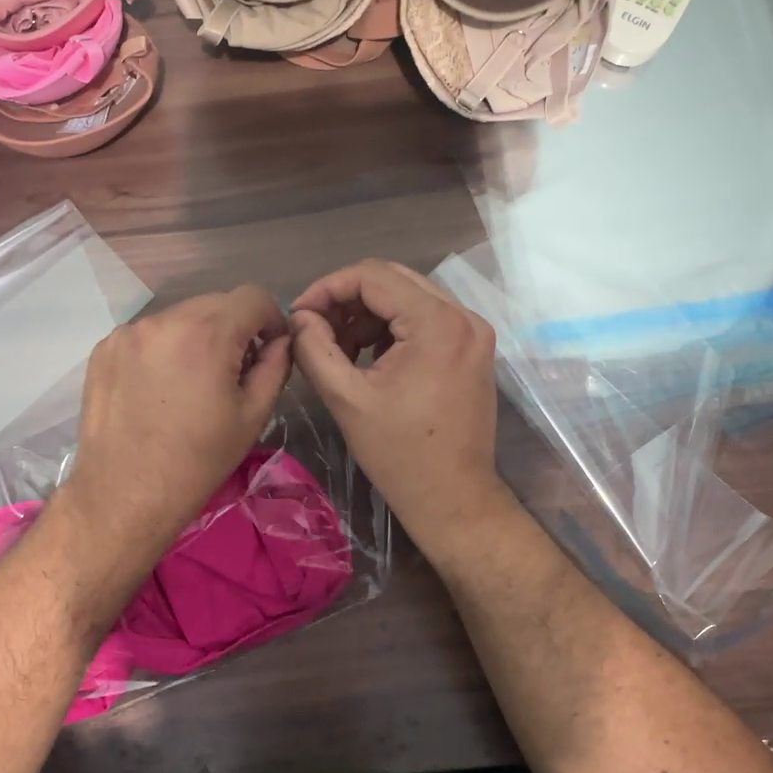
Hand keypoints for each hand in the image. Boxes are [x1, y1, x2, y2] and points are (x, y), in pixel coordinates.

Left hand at [61, 284, 291, 548]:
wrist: (125, 496)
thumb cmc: (198, 462)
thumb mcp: (252, 417)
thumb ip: (275, 367)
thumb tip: (280, 341)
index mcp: (206, 334)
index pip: (253, 297)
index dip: (270, 320)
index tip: (268, 350)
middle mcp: (164, 320)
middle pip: (214, 303)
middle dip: (232, 329)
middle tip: (232, 372)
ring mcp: (128, 333)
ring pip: (179, 318)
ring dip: (195, 338)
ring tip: (192, 384)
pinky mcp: (104, 349)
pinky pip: (147, 335)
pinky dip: (163, 350)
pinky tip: (160, 389)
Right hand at [290, 260, 508, 550]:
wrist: (452, 496)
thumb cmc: (398, 453)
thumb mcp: (346, 399)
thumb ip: (315, 349)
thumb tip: (300, 317)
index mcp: (436, 323)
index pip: (372, 276)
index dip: (327, 288)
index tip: (299, 314)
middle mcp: (463, 316)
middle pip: (393, 281)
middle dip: (347, 300)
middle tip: (314, 329)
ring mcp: (473, 332)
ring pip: (409, 298)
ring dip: (368, 315)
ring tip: (338, 348)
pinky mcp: (473, 349)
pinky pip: (426, 319)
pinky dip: (392, 329)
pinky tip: (368, 357)